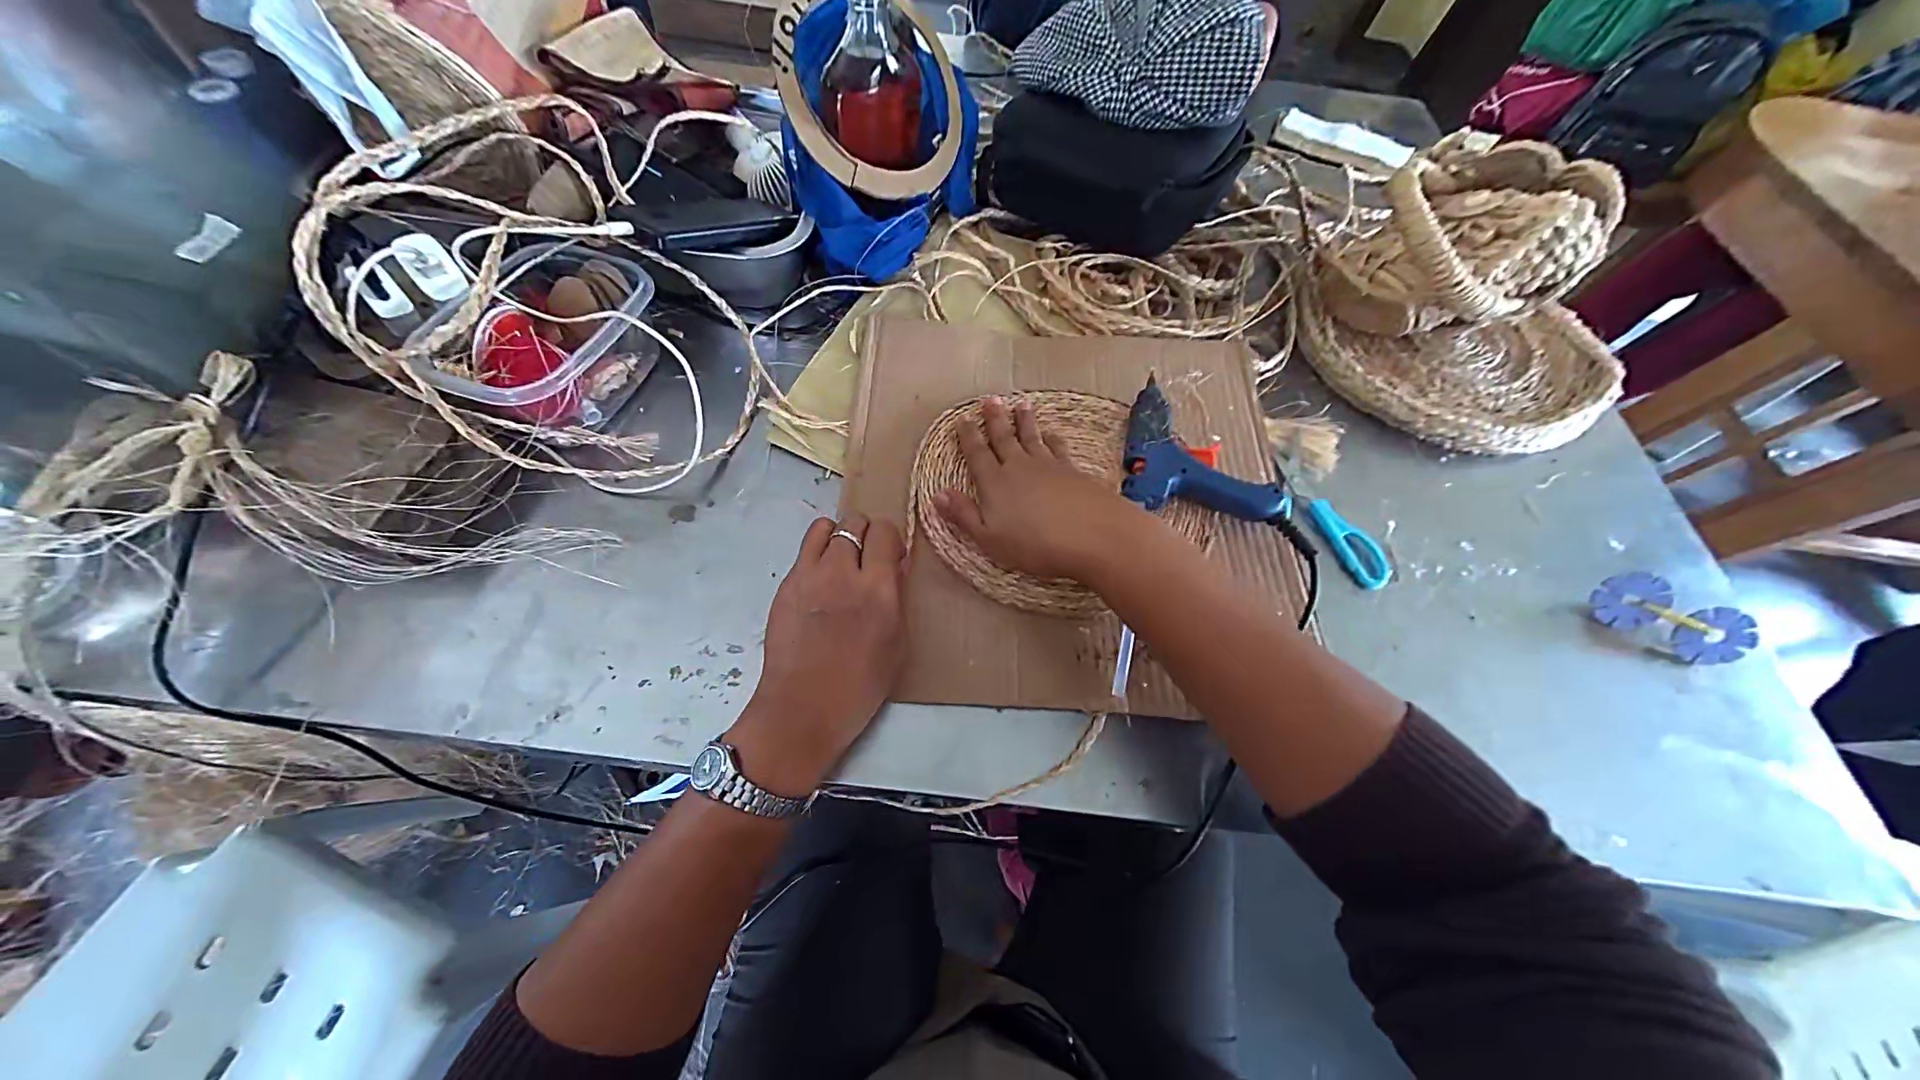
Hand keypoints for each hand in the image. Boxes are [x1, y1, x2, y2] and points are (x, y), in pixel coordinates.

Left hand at [728, 512, 906, 795]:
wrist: (803, 707)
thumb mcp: (896, 644)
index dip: (890, 539)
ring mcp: (809, 576)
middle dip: (865, 534)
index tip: (891, 557)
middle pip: (854, 523)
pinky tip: (819, 583)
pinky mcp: (786, 585)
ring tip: (840, 562)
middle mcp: (842, 573)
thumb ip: (896, 599)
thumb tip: (893, 569)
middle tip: (866, 558)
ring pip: (825, 528)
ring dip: (837, 537)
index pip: (885, 532)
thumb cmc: (859, 686)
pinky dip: (816, 555)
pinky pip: (804, 552)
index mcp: (878, 589)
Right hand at [934, 396, 1155, 582]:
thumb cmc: (1035, 544)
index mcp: (995, 483)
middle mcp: (1020, 467)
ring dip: (1025, 422)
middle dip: (995, 419)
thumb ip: (964, 515)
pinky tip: (1052, 434)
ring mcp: (1049, 466)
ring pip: (1032, 437)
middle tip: (990, 400)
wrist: (1095, 535)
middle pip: (1004, 438)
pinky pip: (1058, 448)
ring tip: (1021, 406)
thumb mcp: (990, 538)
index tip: (962, 420)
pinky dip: (1052, 438)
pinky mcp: (1073, 471)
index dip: (968, 437)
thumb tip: (938, 494)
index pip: (977, 454)